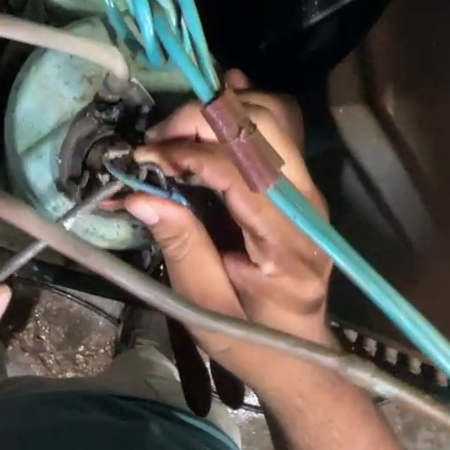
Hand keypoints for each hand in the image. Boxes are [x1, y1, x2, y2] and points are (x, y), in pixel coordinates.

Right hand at [127, 71, 335, 397]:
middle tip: (156, 142)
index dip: (186, 155)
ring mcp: (309, 192)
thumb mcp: (204, 306)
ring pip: (272, 118)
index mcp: (285, 244)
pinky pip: (279, 129)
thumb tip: (140, 194)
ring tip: (177, 133)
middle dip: (200, 121)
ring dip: (219, 112)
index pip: (239, 173)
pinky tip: (221, 92)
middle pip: (260, 130)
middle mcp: (307, 208)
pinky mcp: (301, 186)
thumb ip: (179, 245)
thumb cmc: (248, 339)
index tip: (142, 160)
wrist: (299, 356)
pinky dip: (246, 107)